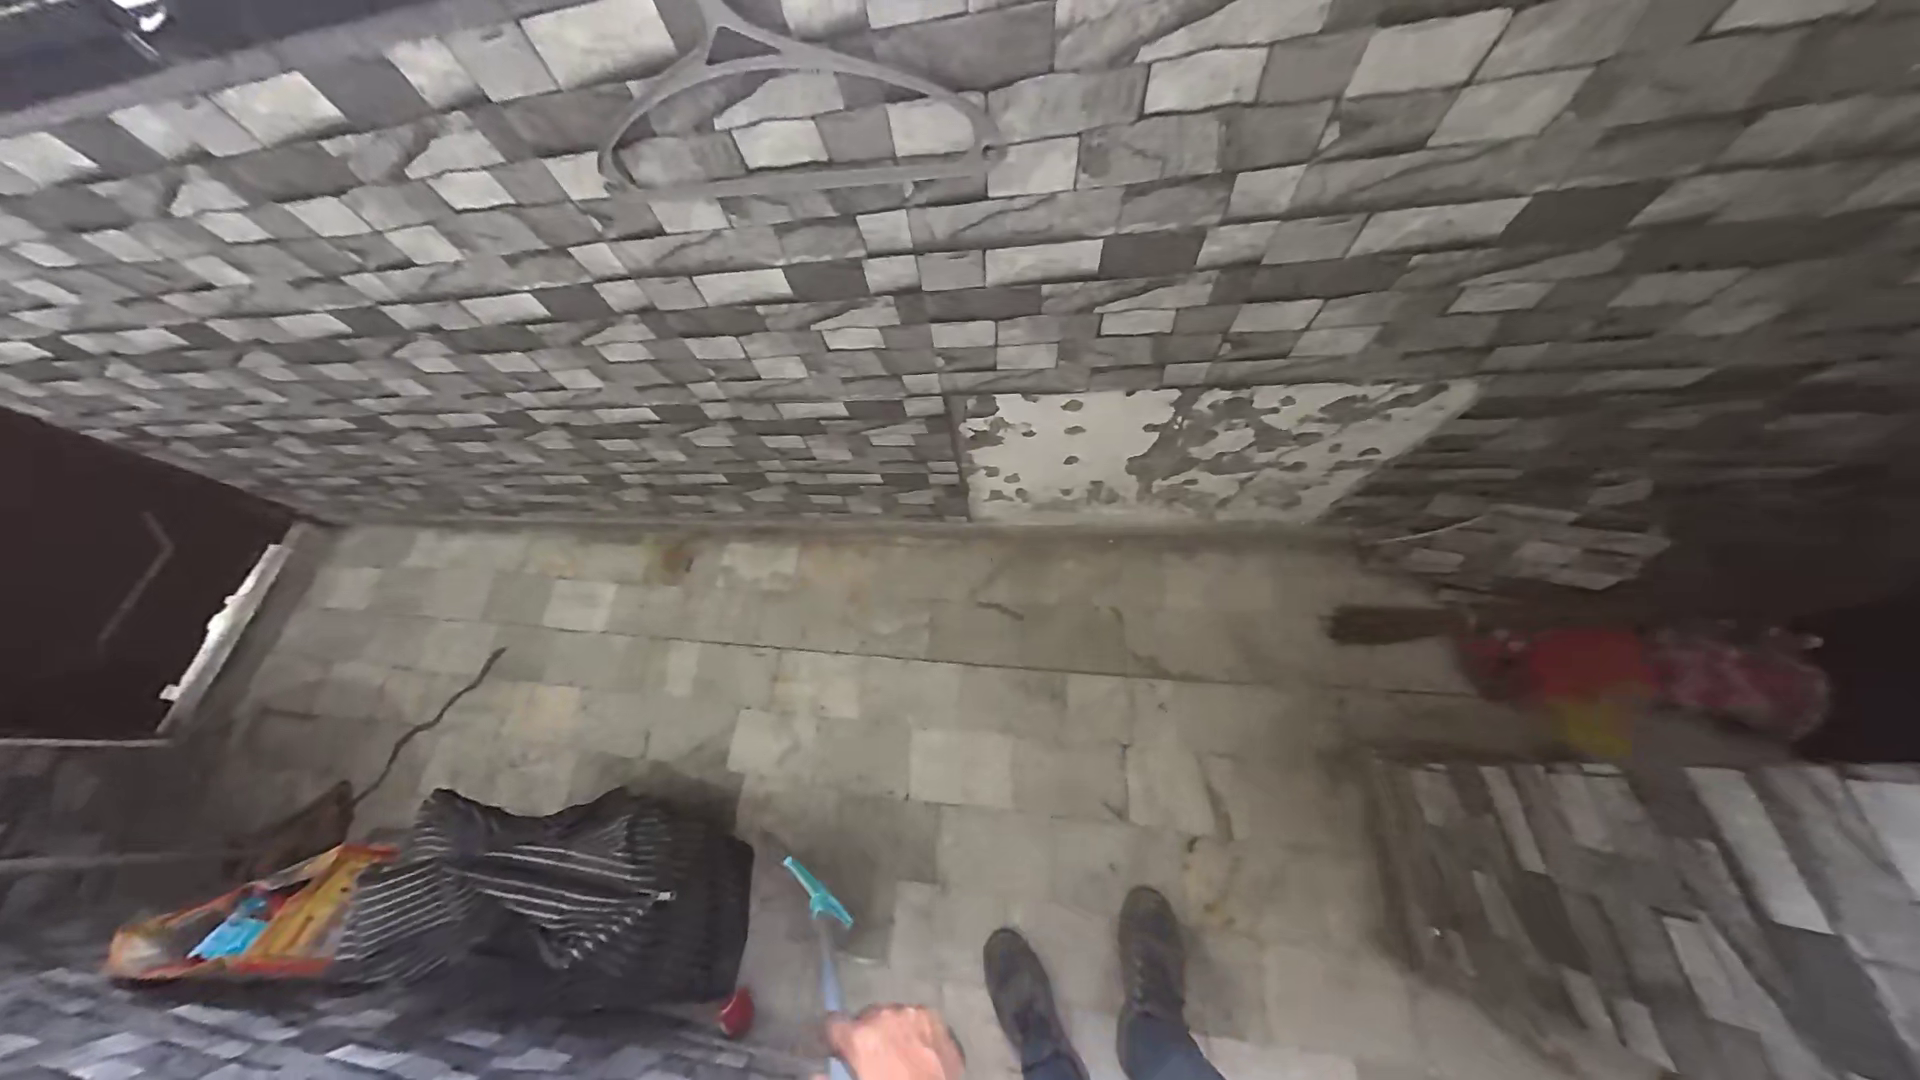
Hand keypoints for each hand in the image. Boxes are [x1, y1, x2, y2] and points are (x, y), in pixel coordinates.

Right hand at [825, 1005, 964, 1079]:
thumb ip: (828, 1079)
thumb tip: (814, 1073)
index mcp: (861, 1037)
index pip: (832, 1023)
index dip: (830, 1038)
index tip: (832, 1049)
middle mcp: (885, 1016)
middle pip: (865, 1017)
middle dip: (865, 1035)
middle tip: (871, 1062)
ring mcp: (913, 1013)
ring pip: (892, 1016)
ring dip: (890, 1031)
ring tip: (897, 1057)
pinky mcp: (936, 1018)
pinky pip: (916, 1018)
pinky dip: (913, 1031)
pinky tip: (918, 1052)